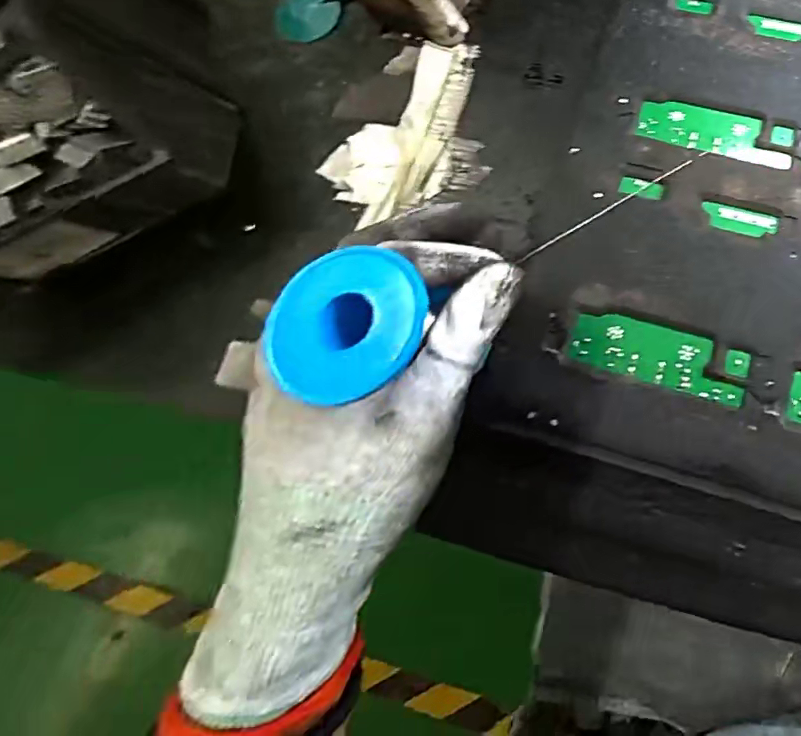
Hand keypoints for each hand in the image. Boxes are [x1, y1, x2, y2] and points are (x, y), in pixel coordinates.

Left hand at [176, 203, 522, 729]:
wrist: (299, 574)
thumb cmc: (359, 495)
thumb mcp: (423, 414)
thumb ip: (460, 340)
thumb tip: (506, 273)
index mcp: (306, 326)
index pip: (381, 258)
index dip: (447, 249)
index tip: (501, 256)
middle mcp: (293, 324)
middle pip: (367, 257)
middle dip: (433, 237)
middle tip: (489, 226)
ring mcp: (299, 348)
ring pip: (364, 283)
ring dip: (420, 263)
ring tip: (471, 254)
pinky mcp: (314, 371)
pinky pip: (361, 313)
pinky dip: (405, 298)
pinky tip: (436, 305)